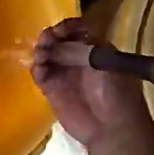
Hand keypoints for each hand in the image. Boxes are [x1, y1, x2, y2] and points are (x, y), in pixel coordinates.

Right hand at [32, 18, 152, 148]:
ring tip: (42, 56)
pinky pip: (39, 73)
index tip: (60, 30)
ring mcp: (63, 73)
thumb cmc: (117, 93)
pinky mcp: (51, 89)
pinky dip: (36, 68)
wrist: (112, 128)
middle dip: (50, 37)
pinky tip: (40, 70)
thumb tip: (56, 43)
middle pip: (57, 39)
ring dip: (41, 51)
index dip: (67, 26)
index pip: (76, 29)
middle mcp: (76, 58)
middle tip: (46, 41)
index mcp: (93, 48)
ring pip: (45, 54)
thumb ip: (82, 50)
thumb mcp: (105, 64)